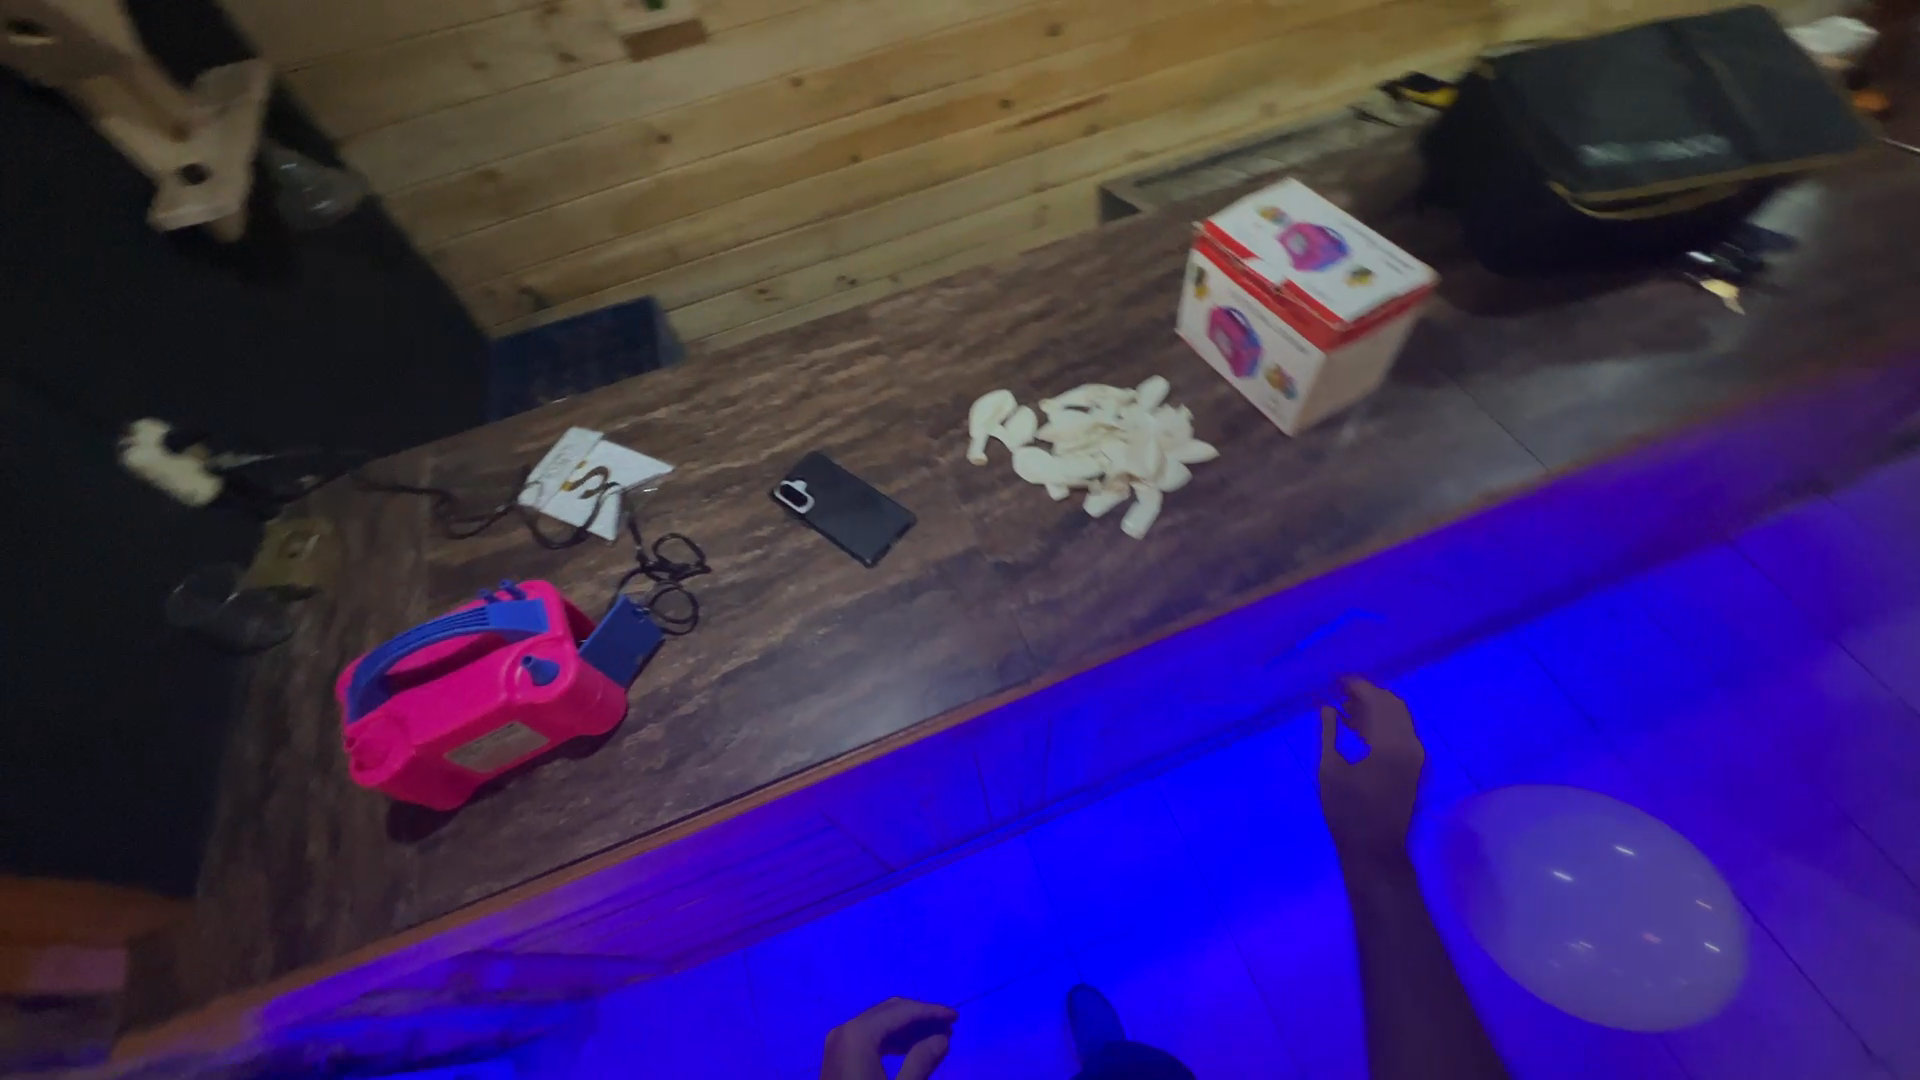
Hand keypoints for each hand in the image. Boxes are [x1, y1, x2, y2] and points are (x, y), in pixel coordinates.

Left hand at [821, 997, 955, 1079]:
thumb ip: (922, 1062)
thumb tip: (942, 1039)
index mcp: (858, 1034)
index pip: (901, 1011)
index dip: (931, 1011)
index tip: (956, 1016)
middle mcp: (845, 1030)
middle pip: (889, 1011)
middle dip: (920, 1017)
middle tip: (948, 1027)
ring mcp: (838, 1042)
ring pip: (879, 1022)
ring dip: (907, 1028)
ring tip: (935, 1038)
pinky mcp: (837, 1056)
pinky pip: (868, 1036)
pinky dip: (891, 1039)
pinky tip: (911, 1049)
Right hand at [1319, 677, 1424, 867]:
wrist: (1375, 849)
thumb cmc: (1346, 811)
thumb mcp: (1329, 769)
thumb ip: (1329, 733)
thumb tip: (1326, 706)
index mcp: (1390, 745)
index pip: (1377, 701)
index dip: (1356, 686)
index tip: (1335, 679)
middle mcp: (1410, 746)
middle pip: (1393, 705)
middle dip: (1366, 693)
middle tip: (1338, 689)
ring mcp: (1415, 757)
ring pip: (1398, 717)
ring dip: (1373, 707)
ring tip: (1342, 705)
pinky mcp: (1413, 766)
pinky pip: (1399, 732)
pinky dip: (1379, 722)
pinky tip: (1355, 724)